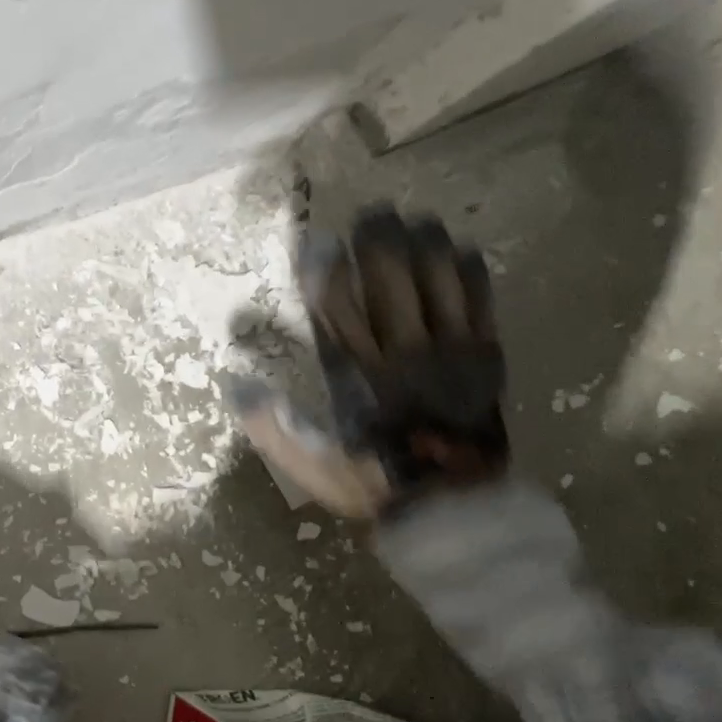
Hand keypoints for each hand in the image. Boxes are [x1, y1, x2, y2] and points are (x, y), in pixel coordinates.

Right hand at [221, 204, 507, 517]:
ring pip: (438, 284)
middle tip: (372, 213)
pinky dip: (470, 273)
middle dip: (379, 243)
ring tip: (415, 219)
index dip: (324, 271)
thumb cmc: (373, 481)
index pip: (336, 310)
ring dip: (425, 247)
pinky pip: (481, 304)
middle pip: (390, 283)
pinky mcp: (485, 359)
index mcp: (356, 377)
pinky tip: (461, 251)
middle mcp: (401, 354)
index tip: (318, 241)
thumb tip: (236, 382)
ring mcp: (449, 353)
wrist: (455, 507)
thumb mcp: (311, 463)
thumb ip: (273, 425)